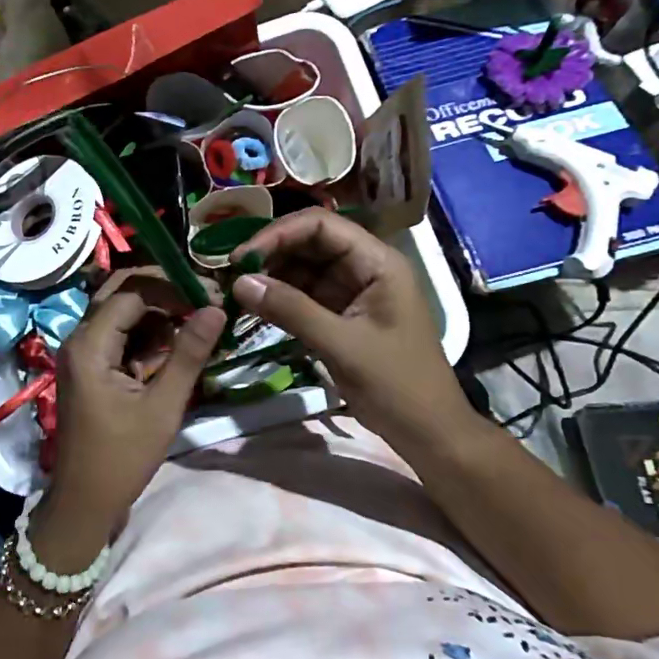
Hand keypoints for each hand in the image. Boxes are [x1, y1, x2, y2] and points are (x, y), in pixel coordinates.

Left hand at [42, 284, 226, 567]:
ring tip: (197, 322)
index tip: (212, 298)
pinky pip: (119, 334)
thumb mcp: (163, 405)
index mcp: (89, 345)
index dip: (173, 289)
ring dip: (158, 311)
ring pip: (121, 310)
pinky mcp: (91, 366)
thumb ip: (188, 354)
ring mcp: (82, 352)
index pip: (133, 292)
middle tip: (204, 299)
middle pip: (121, 291)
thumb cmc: (123, 456)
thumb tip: (217, 309)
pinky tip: (175, 346)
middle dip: (164, 290)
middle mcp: (79, 339)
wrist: (85, 500)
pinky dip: (147, 333)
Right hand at [231, 209, 477, 452]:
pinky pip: (306, 298)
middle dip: (271, 254)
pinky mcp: (343, 318)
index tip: (240, 257)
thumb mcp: (342, 345)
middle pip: (311, 244)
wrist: (429, 432)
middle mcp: (365, 268)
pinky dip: (281, 300)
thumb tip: (240, 282)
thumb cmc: (397, 384)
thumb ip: (291, 310)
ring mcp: (354, 293)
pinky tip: (254, 306)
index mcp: (378, 262)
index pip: (322, 226)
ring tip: (235, 289)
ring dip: (272, 277)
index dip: (278, 233)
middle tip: (228, 273)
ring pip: (305, 271)